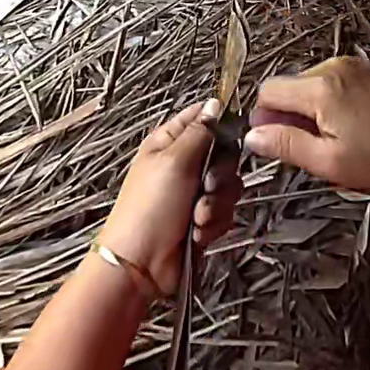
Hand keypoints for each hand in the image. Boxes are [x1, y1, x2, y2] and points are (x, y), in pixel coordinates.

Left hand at [99, 99, 243, 296]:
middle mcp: (184, 163)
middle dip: (220, 173)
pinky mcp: (204, 218)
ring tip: (197, 216)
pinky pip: (226, 211)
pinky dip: (214, 222)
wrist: (141, 266)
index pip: (203, 116)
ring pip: (229, 184)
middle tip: (206, 185)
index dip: (220, 123)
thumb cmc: (148, 209)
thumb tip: (215, 103)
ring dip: (216, 203)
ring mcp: (195, 192)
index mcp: (170, 141)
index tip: (227, 137)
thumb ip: (200, 131)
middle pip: (224, 152)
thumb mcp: (174, 160)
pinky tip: (197, 231)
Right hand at [244, 57, 369, 189]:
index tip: (276, 138)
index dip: (265, 116)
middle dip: (287, 112)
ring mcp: (348, 64)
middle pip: (287, 85)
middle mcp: (331, 67)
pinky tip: (343, 119)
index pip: (269, 91)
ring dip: (306, 105)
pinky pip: (327, 77)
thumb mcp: (327, 161)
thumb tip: (251, 136)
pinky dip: (325, 96)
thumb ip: (286, 145)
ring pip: (306, 81)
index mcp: (320, 89)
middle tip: (307, 141)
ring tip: (330, 132)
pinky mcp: (360, 66)